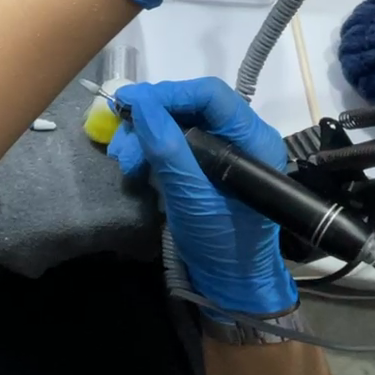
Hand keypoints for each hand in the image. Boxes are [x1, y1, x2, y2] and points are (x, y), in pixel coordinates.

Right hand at [108, 78, 296, 315]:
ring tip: (125, 162)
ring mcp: (219, 147)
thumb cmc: (221, 241)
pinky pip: (167, 138)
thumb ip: (167, 148)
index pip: (209, 95)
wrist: (226, 280)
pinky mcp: (200, 159)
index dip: (168, 94)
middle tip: (121, 146)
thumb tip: (138, 102)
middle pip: (186, 104)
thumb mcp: (192, 196)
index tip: (128, 105)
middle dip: (148, 120)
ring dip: (141, 136)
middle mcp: (238, 136)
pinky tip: (134, 166)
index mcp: (253, 140)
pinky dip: (145, 147)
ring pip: (171, 120)